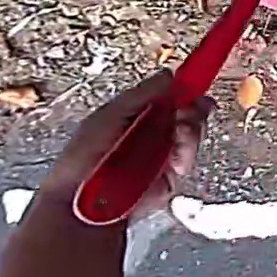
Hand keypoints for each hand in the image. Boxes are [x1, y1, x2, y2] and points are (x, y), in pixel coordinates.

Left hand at [44, 71, 211, 222]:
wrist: (81, 203)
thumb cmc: (83, 159)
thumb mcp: (108, 116)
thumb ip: (140, 94)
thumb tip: (171, 74)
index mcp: (140, 115)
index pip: (172, 95)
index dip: (186, 88)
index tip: (195, 83)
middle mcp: (157, 131)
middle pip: (191, 110)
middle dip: (195, 107)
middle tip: (189, 109)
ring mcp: (167, 152)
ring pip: (196, 129)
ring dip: (192, 126)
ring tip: (180, 130)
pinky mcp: (176, 172)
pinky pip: (192, 154)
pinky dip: (188, 149)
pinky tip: (178, 149)